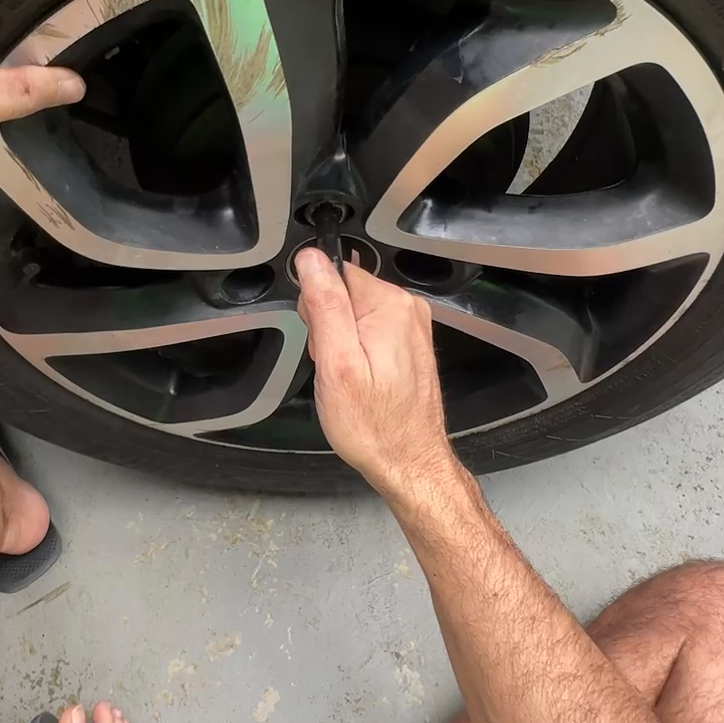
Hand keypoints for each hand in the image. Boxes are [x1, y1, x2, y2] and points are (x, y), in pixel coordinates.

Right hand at [294, 248, 459, 488]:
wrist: (409, 462)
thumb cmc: (374, 425)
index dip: (317, 308)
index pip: (335, 273)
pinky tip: (361, 379)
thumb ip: (325, 305)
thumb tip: (312, 260)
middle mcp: (407, 309)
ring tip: (349, 377)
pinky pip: (369, 331)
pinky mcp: (410, 343)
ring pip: (355, 314)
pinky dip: (358, 352)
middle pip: (345, 293)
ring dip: (341, 342)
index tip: (322, 341)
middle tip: (334, 365)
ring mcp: (411, 326)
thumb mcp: (336, 363)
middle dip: (328, 327)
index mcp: (389, 305)